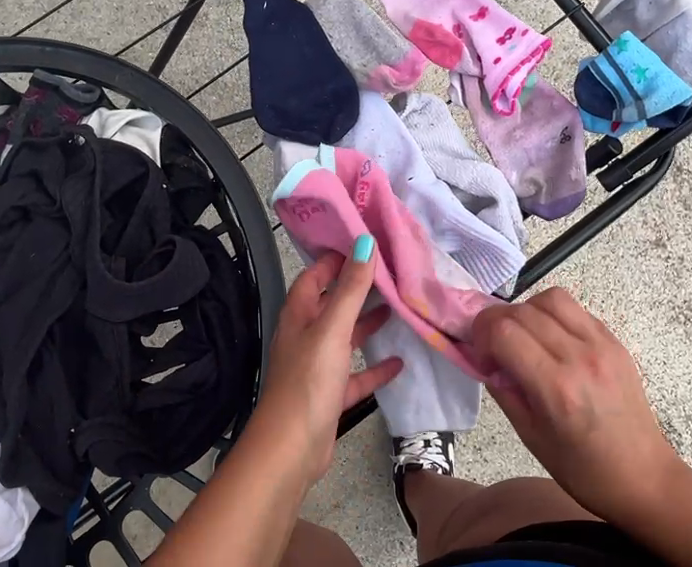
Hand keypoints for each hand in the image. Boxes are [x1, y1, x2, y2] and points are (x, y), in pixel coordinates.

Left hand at [251, 242, 402, 484]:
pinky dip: (375, 367)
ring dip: (367, 323)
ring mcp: (317, 367)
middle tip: (390, 273)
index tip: (365, 244)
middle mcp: (306, 336)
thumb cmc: (308, 381)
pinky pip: (356, 375)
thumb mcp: (333, 329)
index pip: (315, 275)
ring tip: (397, 308)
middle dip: (357, 288)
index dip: (335, 259)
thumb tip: (365, 243)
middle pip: (332, 304)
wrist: (291, 449)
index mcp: (299, 315)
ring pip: (345, 337)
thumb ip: (351, 288)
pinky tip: (400, 362)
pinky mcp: (330, 395)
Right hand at [473, 288, 686, 524]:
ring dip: (527, 310)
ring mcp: (601, 345)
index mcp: (556, 388)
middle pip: (522, 311)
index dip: (481, 335)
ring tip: (525, 337)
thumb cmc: (583, 469)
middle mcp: (579, 357)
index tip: (482, 356)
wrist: (643, 477)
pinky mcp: (614, 341)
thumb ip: (503, 390)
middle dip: (497, 322)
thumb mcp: (531, 437)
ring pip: (551, 298)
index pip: (504, 332)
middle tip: (494, 347)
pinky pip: (575, 310)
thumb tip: (484, 358)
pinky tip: (551, 340)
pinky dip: (553, 315)